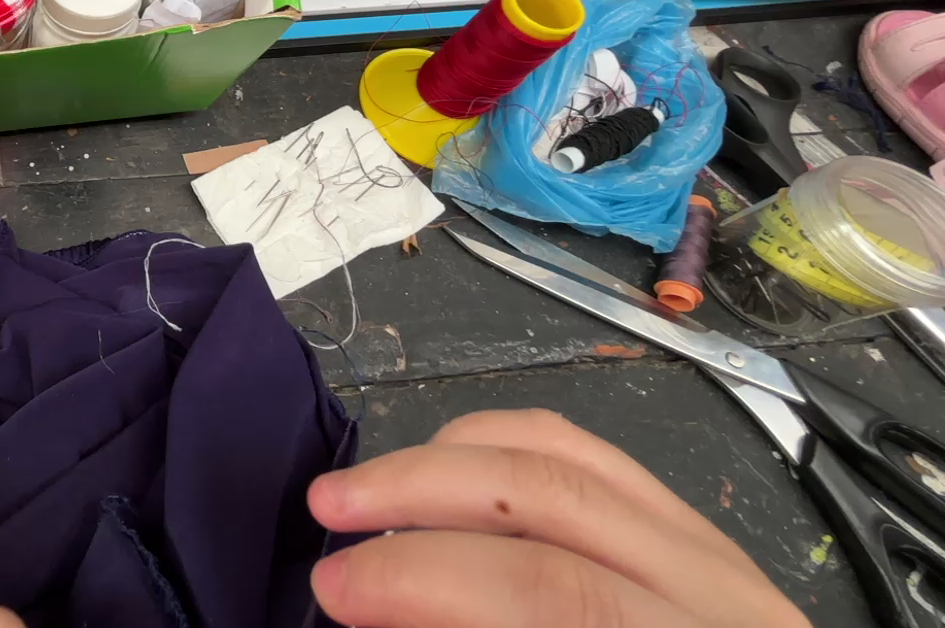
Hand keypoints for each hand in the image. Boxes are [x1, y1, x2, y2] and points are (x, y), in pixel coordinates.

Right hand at [308, 409, 812, 627]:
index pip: (543, 595)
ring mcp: (716, 558)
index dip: (416, 580)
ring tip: (367, 484)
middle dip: (408, 494)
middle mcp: (724, 607)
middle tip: (325, 510)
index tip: (332, 590)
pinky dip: (489, 439)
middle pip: (540, 502)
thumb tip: (375, 610)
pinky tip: (437, 460)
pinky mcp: (690, 528)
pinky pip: (576, 445)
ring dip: (436, 457)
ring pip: (554, 453)